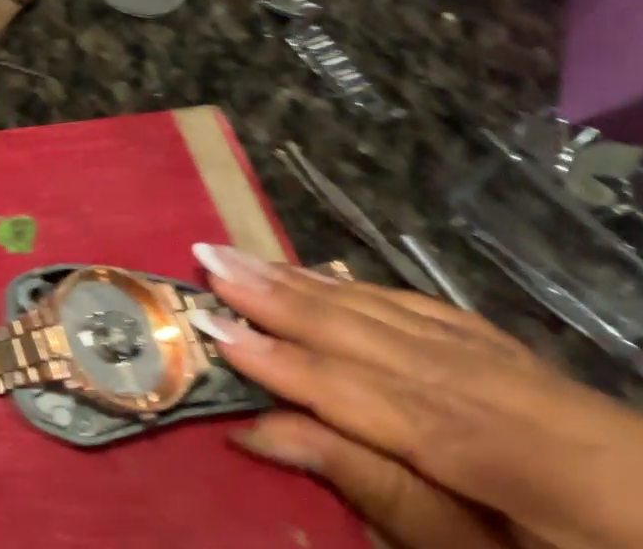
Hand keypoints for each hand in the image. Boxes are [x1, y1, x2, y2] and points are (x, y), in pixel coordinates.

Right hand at [189, 242, 642, 548]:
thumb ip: (381, 493)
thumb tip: (262, 430)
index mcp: (540, 468)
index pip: (393, 405)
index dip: (298, 369)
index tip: (216, 331)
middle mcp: (542, 405)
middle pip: (395, 344)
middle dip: (292, 302)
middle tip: (209, 262)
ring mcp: (538, 375)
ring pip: (409, 321)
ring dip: (313, 287)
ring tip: (241, 259)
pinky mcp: (528, 362)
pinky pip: (438, 317)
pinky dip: (367, 294)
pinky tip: (321, 277)